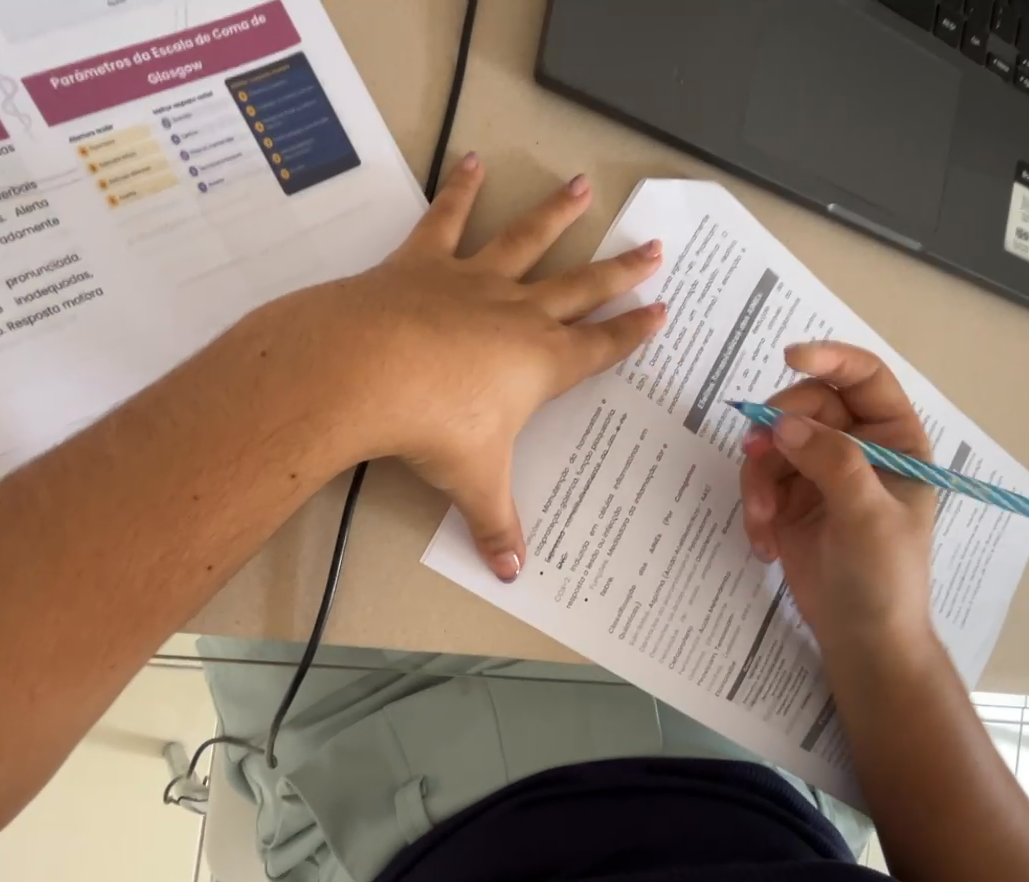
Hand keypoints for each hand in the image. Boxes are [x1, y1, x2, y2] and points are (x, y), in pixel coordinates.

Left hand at [224, 154, 665, 580]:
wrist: (367, 372)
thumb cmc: (433, 428)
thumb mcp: (472, 483)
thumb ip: (495, 526)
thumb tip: (511, 574)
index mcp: (540, 364)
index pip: (600, 348)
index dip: (633, 332)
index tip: (662, 310)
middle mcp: (517, 314)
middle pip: (582, 288)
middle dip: (620, 271)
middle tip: (653, 247)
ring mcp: (474, 282)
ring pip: (527, 241)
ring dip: (557, 216)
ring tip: (581, 188)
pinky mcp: (425, 262)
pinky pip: (448, 218)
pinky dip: (461, 188)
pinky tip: (472, 159)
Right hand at [740, 343, 938, 653]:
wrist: (861, 637)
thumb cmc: (885, 576)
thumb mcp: (868, 515)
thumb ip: (832, 463)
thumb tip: (782, 423)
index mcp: (895, 440)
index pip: (864, 379)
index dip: (829, 360)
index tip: (789, 357)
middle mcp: (856, 448)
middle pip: (804, 407)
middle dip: (776, 430)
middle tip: (756, 453)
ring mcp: (818, 475)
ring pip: (772, 445)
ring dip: (758, 481)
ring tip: (762, 521)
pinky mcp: (788, 503)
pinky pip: (758, 483)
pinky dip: (754, 511)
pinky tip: (764, 545)